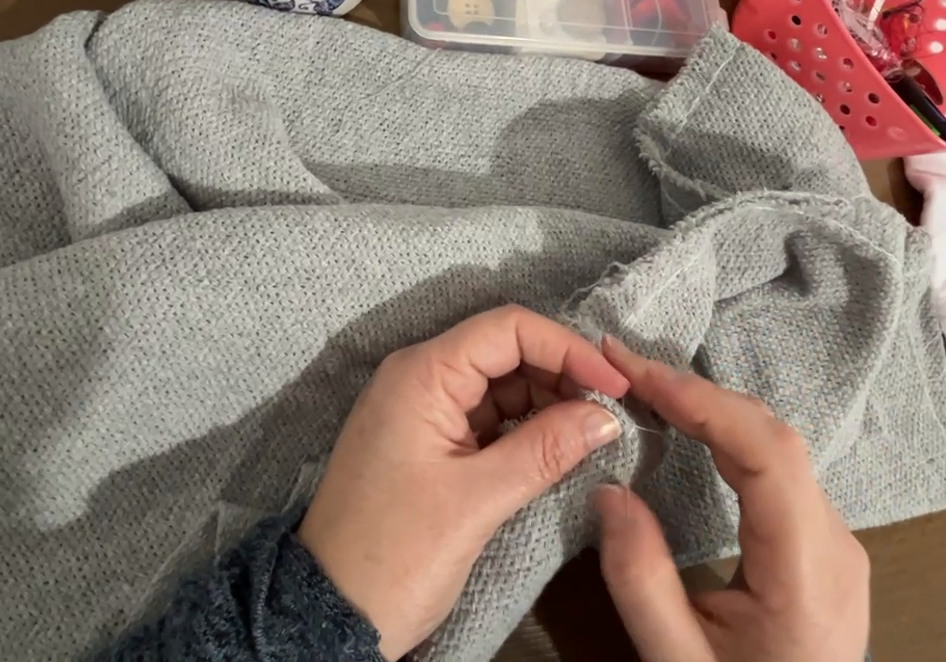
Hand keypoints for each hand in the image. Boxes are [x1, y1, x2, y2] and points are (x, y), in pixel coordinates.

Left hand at [298, 305, 629, 658]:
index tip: (614, 382)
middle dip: (560, 374)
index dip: (566, 347)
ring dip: (547, 401)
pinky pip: (487, 414)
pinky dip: (524, 425)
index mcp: (423, 373)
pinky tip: (557, 444)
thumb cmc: (394, 555)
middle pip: (505, 350)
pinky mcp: (429, 438)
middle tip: (609, 412)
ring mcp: (424, 407)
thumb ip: (545, 449)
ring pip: (500, 382)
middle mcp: (421, 375)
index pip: (506, 329)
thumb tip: (606, 416)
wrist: (330, 615)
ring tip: (591, 431)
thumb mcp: (475, 501)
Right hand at [595, 337, 869, 661]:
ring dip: (707, 404)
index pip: (768, 454)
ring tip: (643, 384)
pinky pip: (773, 463)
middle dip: (695, 391)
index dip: (703, 401)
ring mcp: (834, 537)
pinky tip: (685, 421)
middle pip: (772, 436)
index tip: (636, 373)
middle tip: (624, 368)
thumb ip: (641, 580)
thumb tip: (608, 486)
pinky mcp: (819, 538)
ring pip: (774, 442)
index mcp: (810, 573)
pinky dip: (723, 429)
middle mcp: (836, 541)